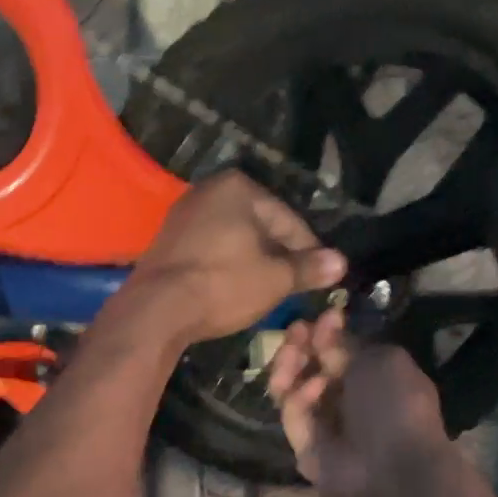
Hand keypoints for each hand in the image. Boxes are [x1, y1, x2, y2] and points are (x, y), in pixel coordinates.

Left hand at [124, 172, 346, 344]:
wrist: (156, 309)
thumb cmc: (222, 285)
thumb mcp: (274, 279)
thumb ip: (308, 268)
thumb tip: (340, 262)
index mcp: (238, 187)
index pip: (289, 219)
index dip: (309, 251)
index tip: (321, 275)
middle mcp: (208, 191)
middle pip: (259, 226)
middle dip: (279, 255)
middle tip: (296, 286)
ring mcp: (183, 215)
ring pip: (234, 239)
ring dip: (253, 262)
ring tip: (268, 291)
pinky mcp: (168, 241)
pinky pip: (210, 250)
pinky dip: (226, 266)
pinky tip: (234, 289)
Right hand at [266, 310, 450, 496]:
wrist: (393, 471)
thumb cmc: (396, 406)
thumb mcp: (382, 360)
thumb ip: (348, 343)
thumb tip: (327, 327)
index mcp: (376, 377)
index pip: (341, 350)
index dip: (326, 332)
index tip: (316, 317)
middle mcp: (349, 399)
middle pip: (313, 367)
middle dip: (302, 347)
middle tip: (294, 331)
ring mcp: (326, 425)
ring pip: (295, 390)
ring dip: (290, 368)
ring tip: (290, 353)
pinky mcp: (305, 447)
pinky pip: (294, 417)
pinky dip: (297, 401)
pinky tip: (310, 392)